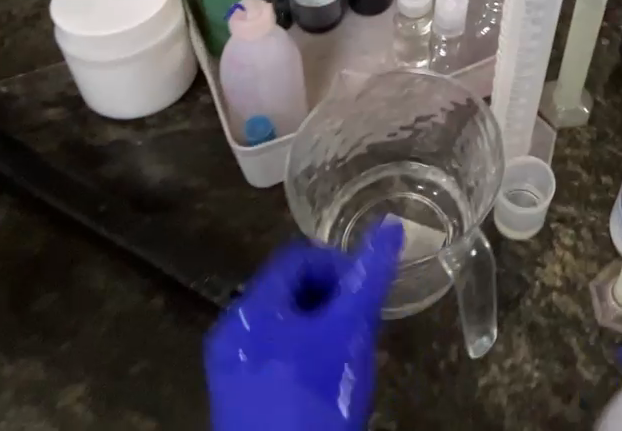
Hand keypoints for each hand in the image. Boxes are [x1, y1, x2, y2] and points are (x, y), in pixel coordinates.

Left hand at [205, 221, 404, 430]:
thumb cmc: (319, 397)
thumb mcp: (351, 330)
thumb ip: (369, 275)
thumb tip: (391, 224)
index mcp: (252, 309)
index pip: (298, 257)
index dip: (337, 265)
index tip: (364, 293)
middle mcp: (233, 331)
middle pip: (289, 288)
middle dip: (331, 296)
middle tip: (360, 321)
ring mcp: (230, 366)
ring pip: (285, 320)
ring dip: (321, 323)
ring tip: (347, 348)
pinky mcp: (236, 395)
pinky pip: (274, 351)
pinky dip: (303, 350)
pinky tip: (327, 375)